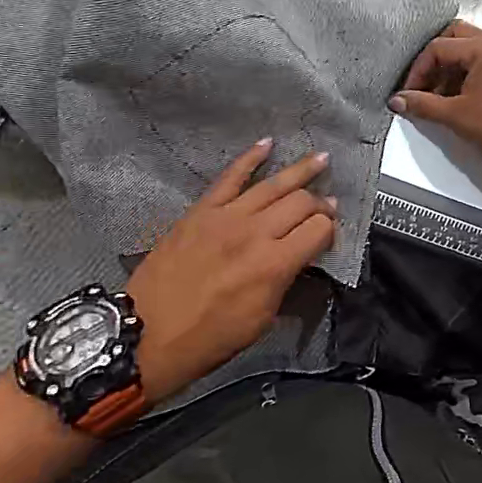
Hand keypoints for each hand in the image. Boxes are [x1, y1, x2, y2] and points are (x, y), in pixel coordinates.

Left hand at [125, 141, 335, 404]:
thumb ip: (285, 283)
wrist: (149, 332)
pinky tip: (268, 144)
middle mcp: (255, 232)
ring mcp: (227, 215)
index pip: (318, 231)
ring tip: (321, 158)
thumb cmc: (208, 338)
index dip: (331, 230)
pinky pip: (231, 175)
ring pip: (273, 184)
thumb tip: (300, 259)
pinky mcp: (203, 208)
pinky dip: (251, 157)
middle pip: (300, 203)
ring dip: (301, 170)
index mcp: (273, 266)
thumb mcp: (260, 321)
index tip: (332, 232)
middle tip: (328, 206)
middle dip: (320, 203)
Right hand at [389, 20, 481, 176]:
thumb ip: (422, 104)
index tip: (410, 90)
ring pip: (468, 53)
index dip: (418, 70)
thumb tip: (401, 100)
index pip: (438, 47)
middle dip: (433, 62)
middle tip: (421, 83)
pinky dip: (465, 79)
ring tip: (437, 98)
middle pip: (454, 40)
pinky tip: (456, 102)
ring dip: (448, 72)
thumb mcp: (455, 115)